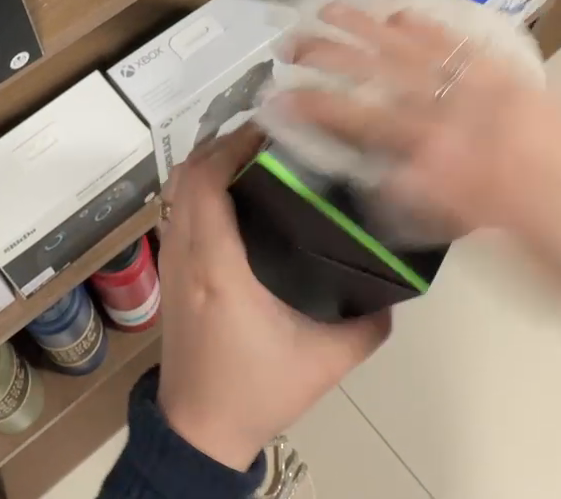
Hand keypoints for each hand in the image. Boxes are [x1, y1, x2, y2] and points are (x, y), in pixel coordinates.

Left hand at [156, 126, 391, 469]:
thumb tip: (392, 283)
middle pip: (189, 173)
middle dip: (224, 144)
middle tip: (269, 138)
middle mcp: (186, 252)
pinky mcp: (169, 269)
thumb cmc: (258, 390)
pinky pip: (177, 207)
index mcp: (218, 266)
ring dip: (209, 162)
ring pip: (178, 188)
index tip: (271, 131)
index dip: (233, 145)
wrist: (199, 429)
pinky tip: (235, 192)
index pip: (209, 181)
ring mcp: (171, 259)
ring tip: (254, 155)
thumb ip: (368, 321)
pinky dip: (199, 185)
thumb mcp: (326, 360)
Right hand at [278, 4, 560, 324]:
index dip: (332, 115)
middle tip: (288, 50)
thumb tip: (393, 178)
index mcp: (489, 164)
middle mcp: (498, 117)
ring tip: (330, 9)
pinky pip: (474, 50)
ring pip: (432, 55)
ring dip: (374, 30)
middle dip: (339, 63)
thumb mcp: (534, 259)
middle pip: (401, 82)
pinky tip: (403, 12)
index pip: (392, 132)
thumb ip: (465, 209)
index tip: (284, 105)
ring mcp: (515, 97)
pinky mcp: (531, 91)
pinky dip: (434, 28)